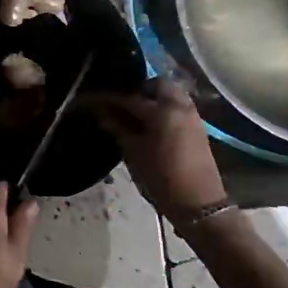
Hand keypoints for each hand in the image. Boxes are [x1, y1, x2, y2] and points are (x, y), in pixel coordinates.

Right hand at [89, 79, 228, 225]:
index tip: (89, 98)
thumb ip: (117, 128)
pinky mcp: (198, 127)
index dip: (106, 98)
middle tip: (120, 102)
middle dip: (137, 89)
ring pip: (171, 94)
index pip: (128, 98)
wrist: (199, 203)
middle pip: (158, 84)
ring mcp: (192, 116)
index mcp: (162, 111)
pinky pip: (179, 106)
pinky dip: (164, 107)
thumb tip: (101, 113)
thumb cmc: (162, 177)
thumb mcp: (134, 152)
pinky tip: (150, 122)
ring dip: (153, 97)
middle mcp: (180, 106)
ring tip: (134, 112)